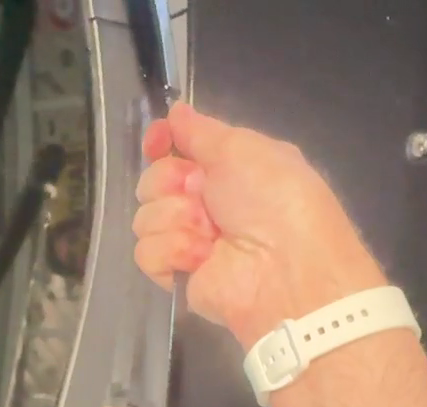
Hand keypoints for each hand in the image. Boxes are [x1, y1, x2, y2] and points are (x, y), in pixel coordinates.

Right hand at [133, 103, 388, 347]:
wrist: (282, 267)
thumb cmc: (273, 199)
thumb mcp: (242, 149)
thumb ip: (202, 132)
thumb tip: (176, 111)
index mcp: (223, 169)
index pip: (174, 150)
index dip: (161, 143)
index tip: (158, 140)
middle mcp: (202, 204)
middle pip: (151, 182)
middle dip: (169, 183)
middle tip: (200, 194)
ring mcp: (187, 241)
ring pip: (145, 218)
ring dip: (176, 220)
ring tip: (209, 234)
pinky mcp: (175, 275)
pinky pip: (146, 253)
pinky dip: (173, 251)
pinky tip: (201, 258)